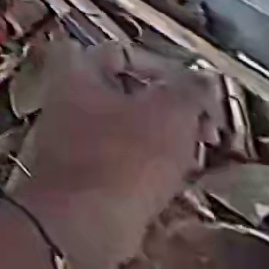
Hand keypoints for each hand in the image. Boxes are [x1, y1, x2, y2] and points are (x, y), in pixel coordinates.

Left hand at [14, 41, 221, 268]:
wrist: (82, 218)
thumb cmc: (122, 159)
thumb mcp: (168, 115)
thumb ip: (188, 90)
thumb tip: (201, 77)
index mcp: (76, 73)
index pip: (118, 49)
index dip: (160, 64)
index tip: (196, 90)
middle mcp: (65, 98)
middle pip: (124, 89)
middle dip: (169, 106)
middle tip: (204, 127)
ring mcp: (69, 134)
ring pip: (125, 124)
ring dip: (164, 137)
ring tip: (196, 156)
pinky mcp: (79, 169)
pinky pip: (120, 156)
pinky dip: (150, 164)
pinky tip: (175, 182)